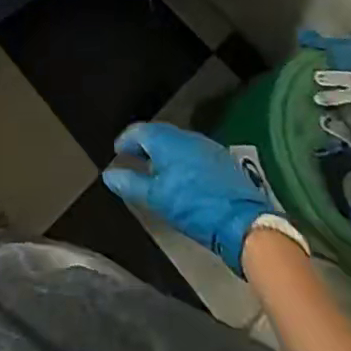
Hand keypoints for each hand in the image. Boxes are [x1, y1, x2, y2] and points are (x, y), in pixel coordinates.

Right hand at [101, 122, 276, 275]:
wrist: (241, 219)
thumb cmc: (192, 206)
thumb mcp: (156, 198)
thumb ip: (131, 184)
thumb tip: (109, 174)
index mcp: (167, 140)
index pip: (139, 131)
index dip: (126, 140)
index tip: (117, 151)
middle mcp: (186, 136)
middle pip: (158, 134)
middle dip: (143, 145)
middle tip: (131, 159)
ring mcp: (206, 146)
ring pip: (176, 142)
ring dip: (162, 152)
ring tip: (152, 170)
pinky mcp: (220, 159)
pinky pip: (191, 152)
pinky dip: (179, 159)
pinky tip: (179, 177)